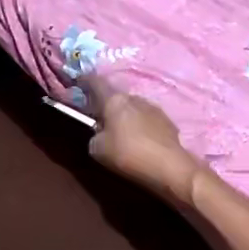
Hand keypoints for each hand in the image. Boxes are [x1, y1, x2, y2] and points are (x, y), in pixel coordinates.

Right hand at [82, 75, 205, 205]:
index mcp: (114, 100)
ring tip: (124, 134)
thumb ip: (94, 136)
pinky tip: (142, 142)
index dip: (85, 82)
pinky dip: (142, 128)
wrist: (169, 167)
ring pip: (135, 109)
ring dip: (127, 117)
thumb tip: (100, 133)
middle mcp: (136, 98)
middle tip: (102, 120)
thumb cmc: (128, 154)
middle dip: (109, 106)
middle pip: (117, 98)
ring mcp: (155, 109)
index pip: (95, 82)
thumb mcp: (98, 149)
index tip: (78, 84)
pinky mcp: (169, 123)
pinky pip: (149, 121)